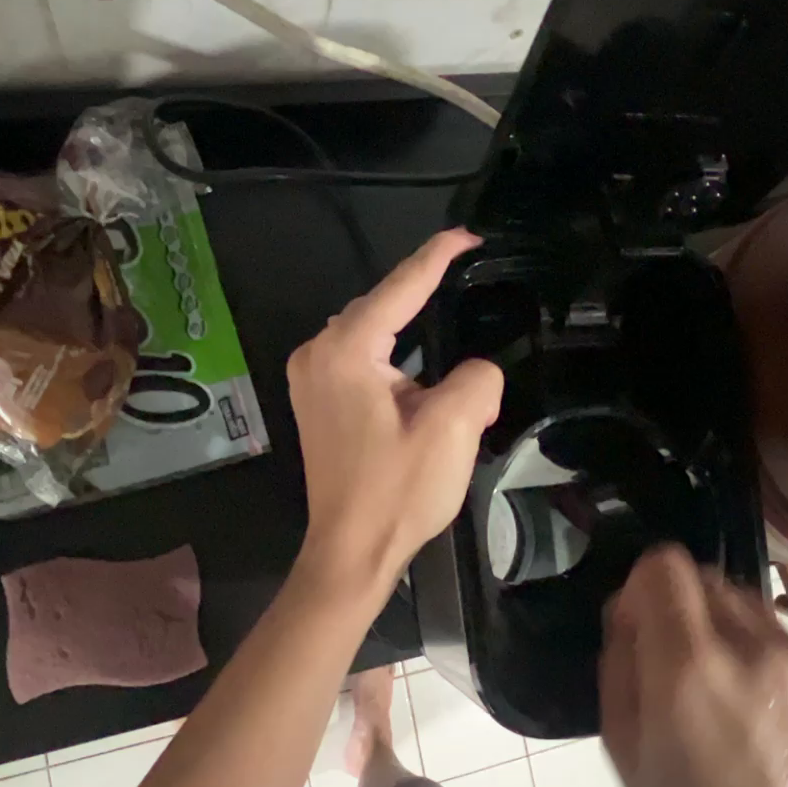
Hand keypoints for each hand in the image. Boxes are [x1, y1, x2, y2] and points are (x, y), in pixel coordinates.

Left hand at [289, 229, 502, 590]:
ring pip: (368, 331)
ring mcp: (311, 378)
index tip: (470, 236)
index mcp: (346, 350)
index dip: (439, 256)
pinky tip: (417, 363)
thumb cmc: (397, 492)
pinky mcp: (316, 402)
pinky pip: (358, 358)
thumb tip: (477, 369)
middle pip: (379, 304)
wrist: (351, 550)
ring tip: (450, 317)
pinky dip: (391, 353)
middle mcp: (318, 354)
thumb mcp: (452, 428)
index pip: (401, 286)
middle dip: (423, 293)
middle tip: (470, 280)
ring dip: (407, 326)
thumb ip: (477, 378)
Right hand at [600, 546, 787, 786]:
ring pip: (734, 593)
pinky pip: (765, 624)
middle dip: (671, 600)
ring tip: (706, 677)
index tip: (633, 627)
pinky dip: (741, 638)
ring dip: (707, 616)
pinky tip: (742, 695)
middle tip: (663, 657)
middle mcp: (748, 648)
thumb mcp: (623, 751)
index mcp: (689, 671)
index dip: (638, 586)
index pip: (663, 567)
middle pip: (698, 573)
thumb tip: (629, 616)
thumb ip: (620, 665)